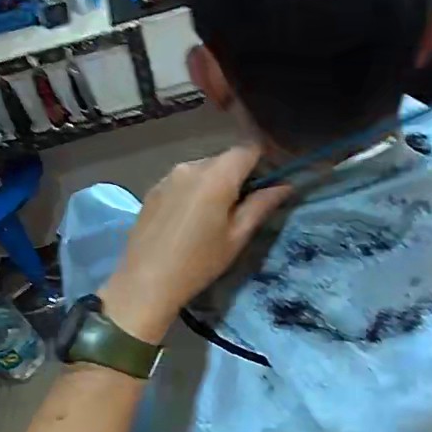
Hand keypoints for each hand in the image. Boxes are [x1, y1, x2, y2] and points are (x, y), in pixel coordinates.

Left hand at [99, 145, 292, 343]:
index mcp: (216, 176)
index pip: (248, 149)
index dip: (264, 161)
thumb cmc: (199, 262)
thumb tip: (285, 186)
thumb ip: (261, 205)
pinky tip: (190, 220)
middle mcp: (191, 166)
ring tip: (215, 216)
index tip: (269, 183)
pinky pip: (183, 180)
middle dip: (239, 175)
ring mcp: (168, 176)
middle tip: (245, 206)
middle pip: (225, 158)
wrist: (146, 282)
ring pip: (203, 169)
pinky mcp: (153, 189)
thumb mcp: (237, 237)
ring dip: (215, 183)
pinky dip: (194, 191)